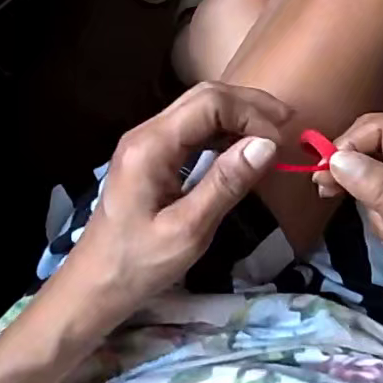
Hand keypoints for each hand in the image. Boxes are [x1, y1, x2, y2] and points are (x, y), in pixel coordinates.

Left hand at [55, 82, 289, 315]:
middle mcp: (146, 134)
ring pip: (198, 111)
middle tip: (288, 123)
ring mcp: (146, 144)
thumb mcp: (188, 229)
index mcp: (151, 145)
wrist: (94, 284)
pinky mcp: (150, 159)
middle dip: (248, 105)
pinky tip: (242, 149)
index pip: (209, 103)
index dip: (250, 115)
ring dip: (237, 117)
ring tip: (272, 134)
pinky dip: (221, 134)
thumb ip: (226, 183)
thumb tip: (268, 144)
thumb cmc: (138, 264)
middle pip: (203, 98)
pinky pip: (190, 132)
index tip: (279, 144)